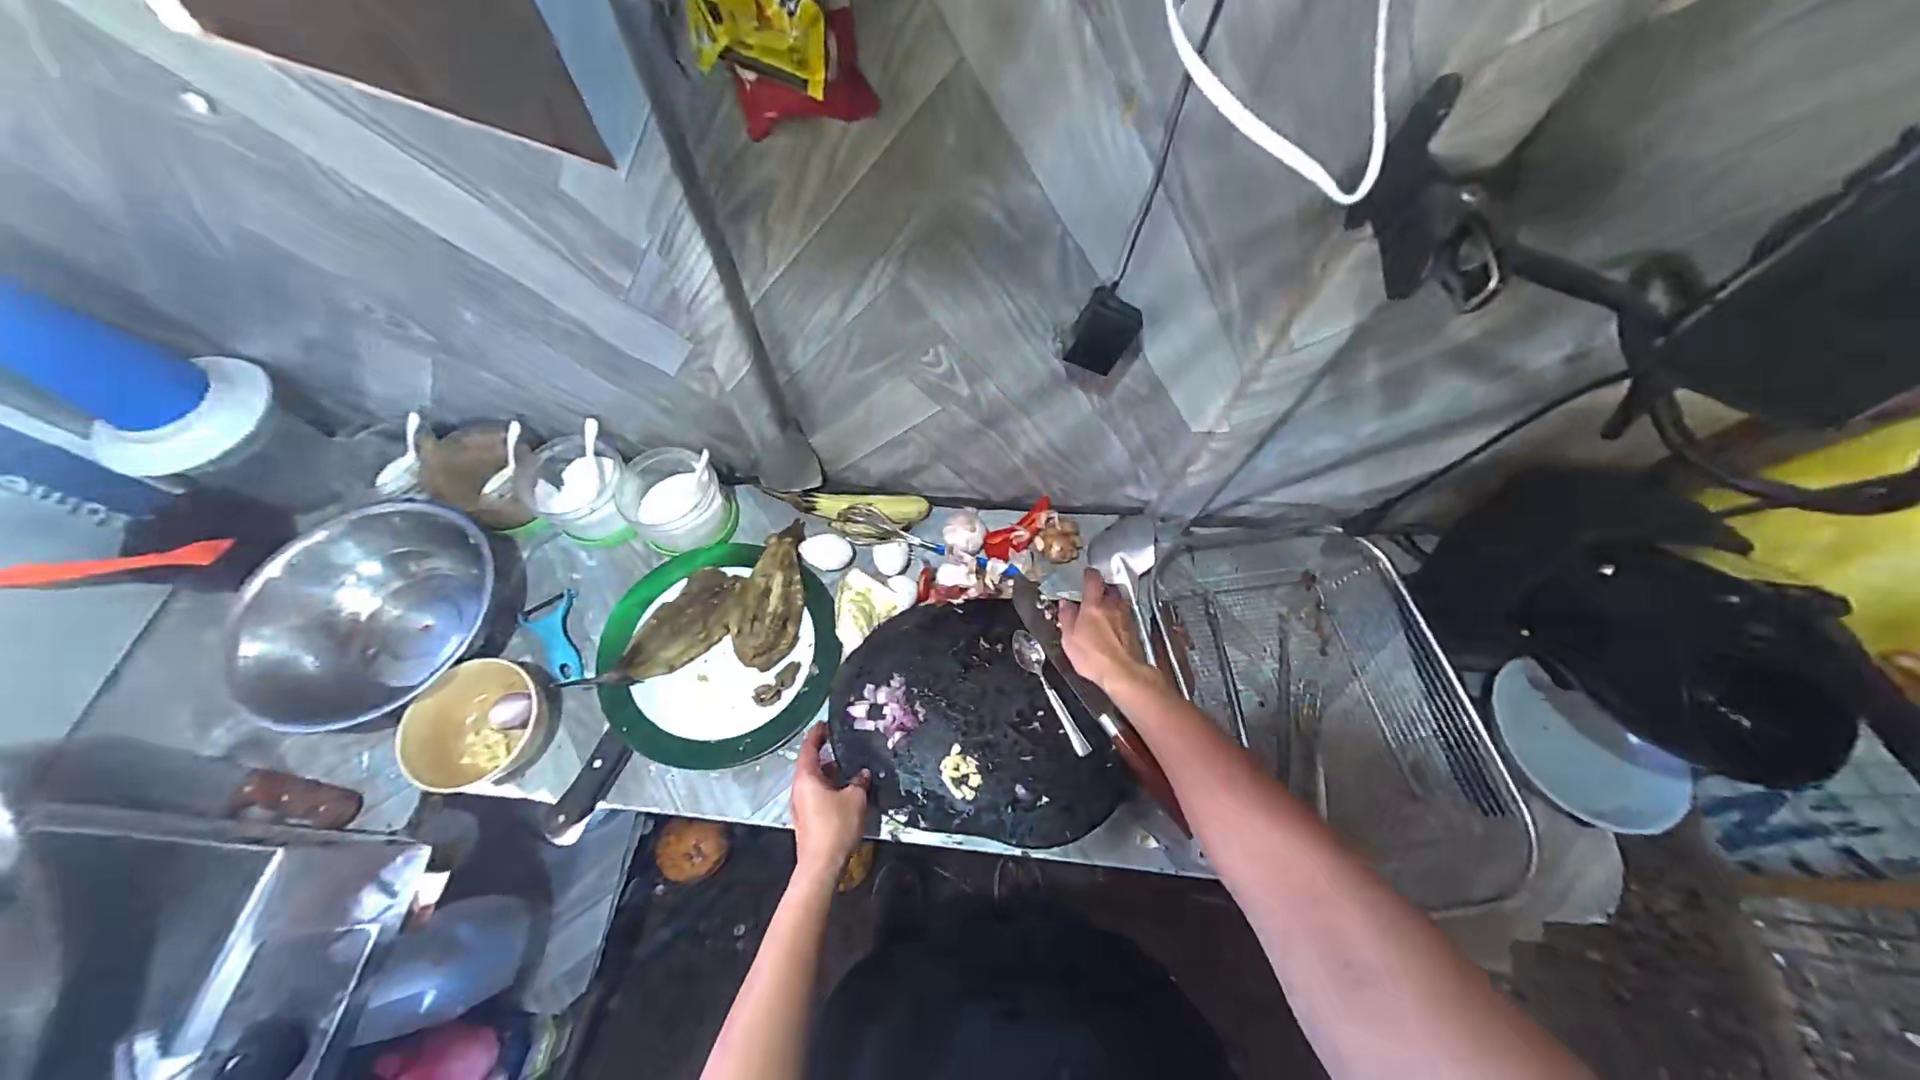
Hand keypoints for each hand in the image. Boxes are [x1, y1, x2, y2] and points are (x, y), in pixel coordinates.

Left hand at [789, 724, 869, 882]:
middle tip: (844, 745)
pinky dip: (829, 787)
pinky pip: (817, 794)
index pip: (809, 748)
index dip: (817, 734)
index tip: (825, 724)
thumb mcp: (855, 798)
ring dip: (830, 773)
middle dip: (827, 754)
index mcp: (806, 778)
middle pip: (811, 764)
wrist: (821, 865)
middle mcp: (799, 789)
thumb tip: (862, 774)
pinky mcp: (807, 818)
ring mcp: (801, 805)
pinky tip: (846, 791)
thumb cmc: (836, 826)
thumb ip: (859, 781)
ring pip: (815, 781)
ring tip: (850, 768)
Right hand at [1058, 568, 1156, 691]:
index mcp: (1094, 605)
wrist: (1122, 673)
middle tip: (1091, 594)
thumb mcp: (1069, 638)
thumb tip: (1065, 605)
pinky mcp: (1133, 629)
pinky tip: (1111, 628)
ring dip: (1110, 603)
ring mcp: (1125, 617)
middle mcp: (1112, 606)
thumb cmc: (1094, 657)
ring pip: (1118, 602)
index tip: (1086, 574)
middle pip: (1109, 588)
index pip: (1093, 580)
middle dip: (1101, 589)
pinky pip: (1124, 616)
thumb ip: (1067, 617)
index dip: (1089, 574)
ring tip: (1101, 612)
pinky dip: (1117, 617)